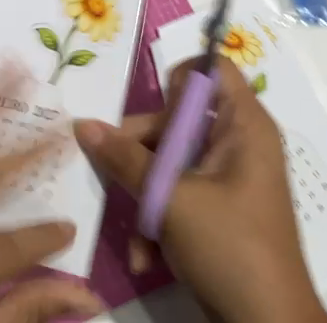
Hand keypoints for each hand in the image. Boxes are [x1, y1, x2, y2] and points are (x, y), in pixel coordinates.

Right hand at [75, 57, 326, 322]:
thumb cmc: (230, 248)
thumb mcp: (169, 200)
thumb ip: (124, 159)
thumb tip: (82, 125)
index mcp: (244, 127)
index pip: (214, 70)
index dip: (180, 78)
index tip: (149, 107)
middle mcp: (239, 145)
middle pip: (179, 118)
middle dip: (142, 149)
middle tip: (111, 164)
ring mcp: (229, 180)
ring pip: (172, 161)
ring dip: (145, 193)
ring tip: (132, 226)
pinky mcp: (218, 213)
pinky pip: (179, 195)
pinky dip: (160, 220)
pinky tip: (145, 255)